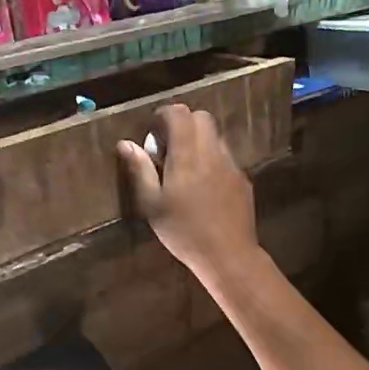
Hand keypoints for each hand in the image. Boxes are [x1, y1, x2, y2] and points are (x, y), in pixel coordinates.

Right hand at [116, 104, 256, 274]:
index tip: (153, 130)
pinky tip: (204, 186)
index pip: (180, 114)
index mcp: (187, 156)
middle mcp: (212, 153)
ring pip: (216, 136)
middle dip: (184, 123)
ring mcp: (231, 165)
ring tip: (185, 167)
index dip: (165, 114)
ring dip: (199, 141)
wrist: (228, 255)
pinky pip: (225, 157)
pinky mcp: (242, 179)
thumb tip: (125, 143)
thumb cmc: (183, 232)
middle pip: (202, 117)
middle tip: (168, 146)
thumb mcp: (152, 204)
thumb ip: (140, 170)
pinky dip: (212, 159)